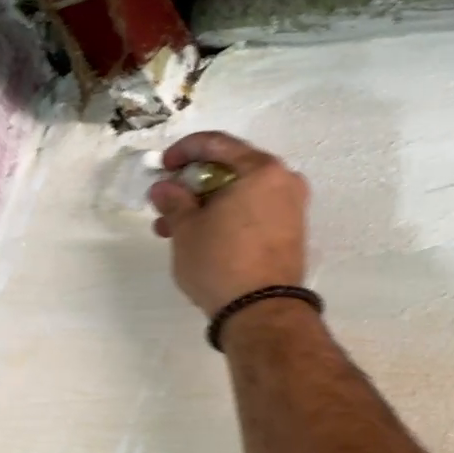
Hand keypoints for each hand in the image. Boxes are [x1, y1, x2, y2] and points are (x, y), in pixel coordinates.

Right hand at [147, 131, 309, 315]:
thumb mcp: (186, 231)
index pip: (217, 144)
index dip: (184, 151)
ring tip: (176, 230)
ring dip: (206, 205)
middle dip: (193, 185)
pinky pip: (252, 212)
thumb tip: (163, 187)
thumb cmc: (220, 261)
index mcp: (260, 169)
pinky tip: (203, 238)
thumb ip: (174, 202)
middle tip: (166, 203)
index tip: (162, 166)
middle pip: (231, 169)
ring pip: (240, 194)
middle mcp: (283, 180)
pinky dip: (226, 217)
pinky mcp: (289, 232)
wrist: (260, 309)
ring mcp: (290, 206)